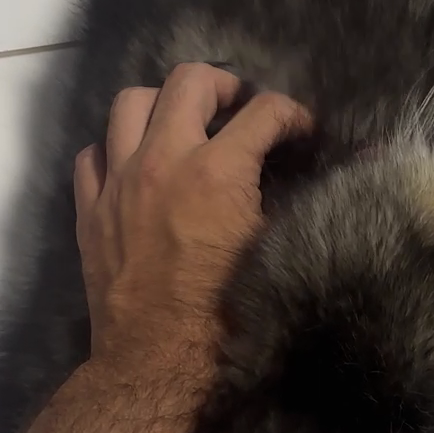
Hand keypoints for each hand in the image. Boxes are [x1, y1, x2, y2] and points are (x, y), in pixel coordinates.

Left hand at [73, 63, 312, 383]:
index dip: (295, 115)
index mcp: (219, 170)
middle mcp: (164, 160)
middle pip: (190, 81)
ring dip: (170, 104)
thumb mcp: (282, 241)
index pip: (266, 110)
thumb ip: (302, 195)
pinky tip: (150, 165)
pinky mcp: (90, 204)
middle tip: (245, 111)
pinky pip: (96, 149)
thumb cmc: (235, 298)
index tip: (305, 135)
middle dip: (228, 88)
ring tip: (194, 126)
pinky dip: (124, 144)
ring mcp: (118, 179)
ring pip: (131, 102)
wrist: (162, 350)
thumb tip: (342, 169)